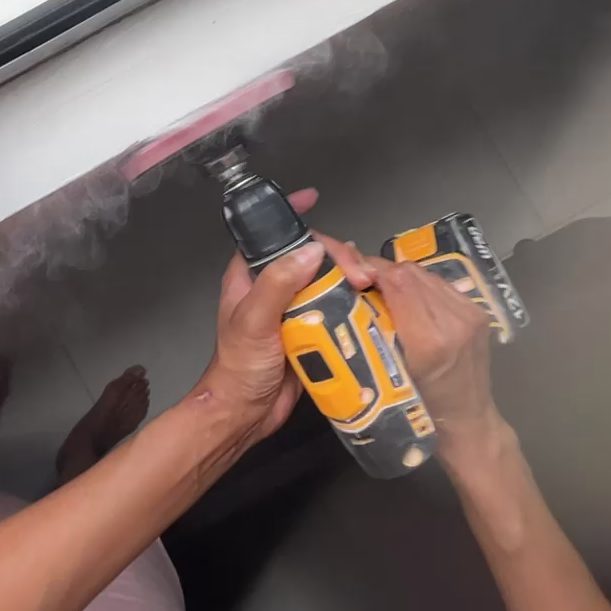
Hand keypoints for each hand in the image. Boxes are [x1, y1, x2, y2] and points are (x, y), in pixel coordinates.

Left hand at [197, 188, 347, 444]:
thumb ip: (278, 283)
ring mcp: (293, 308)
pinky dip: (353, 303)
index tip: (313, 198)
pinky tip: (371, 301)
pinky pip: (336, 308)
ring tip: (369, 285)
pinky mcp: (311, 330)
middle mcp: (271, 286)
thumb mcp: (254, 320)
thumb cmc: (239, 365)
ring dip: (349, 277)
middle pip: (308, 254)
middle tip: (358, 273)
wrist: (247, 412)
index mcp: (249, 276)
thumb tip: (311, 250)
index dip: (290, 214)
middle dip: (335, 255)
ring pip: (326, 279)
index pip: (270, 234)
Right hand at [361, 254, 503, 448]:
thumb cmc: (419, 401)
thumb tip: (351, 287)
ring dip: (400, 277)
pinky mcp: (478, 311)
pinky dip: (419, 285)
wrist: (467, 417)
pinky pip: (439, 283)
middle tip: (361, 282)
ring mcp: (471, 314)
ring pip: (424, 273)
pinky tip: (409, 299)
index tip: (350, 274)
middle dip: (382, 271)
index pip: (397, 280)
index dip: (371, 269)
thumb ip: (374, 326)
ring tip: (383, 290)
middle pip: (409, 272)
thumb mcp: (387, 366)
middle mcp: (454, 321)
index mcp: (429, 339)